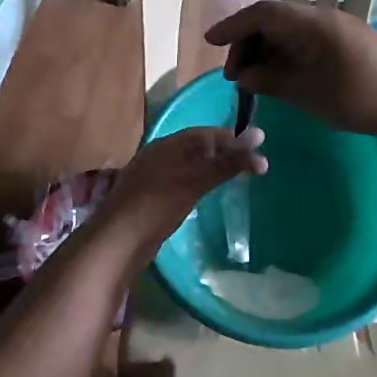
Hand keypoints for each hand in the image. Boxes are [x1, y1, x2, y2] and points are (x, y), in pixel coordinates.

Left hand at [101, 126, 265, 238]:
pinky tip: (207, 195)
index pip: (203, 134)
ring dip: (211, 168)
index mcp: (165, 146)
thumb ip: (225, 163)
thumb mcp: (193, 181)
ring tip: (235, 176)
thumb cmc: (155, 205)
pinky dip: (199, 185)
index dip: (230, 137)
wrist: (117, 242)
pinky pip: (181, 184)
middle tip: (251, 161)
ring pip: (188, 167)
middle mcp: (157, 158)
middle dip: (223, 151)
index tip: (257, 144)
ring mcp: (152, 180)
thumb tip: (259, 140)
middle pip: (196, 149)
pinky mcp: (152, 201)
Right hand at [204, 1, 376, 138]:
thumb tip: (243, 76)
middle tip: (235, 77)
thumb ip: (268, 80)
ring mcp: (336, 28)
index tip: (209, 42)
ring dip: (266, 51)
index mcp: (311, 23)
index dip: (232, 26)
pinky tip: (280, 76)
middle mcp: (322, 17)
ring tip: (254, 80)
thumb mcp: (305, 92)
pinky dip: (285, 55)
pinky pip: (304, 40)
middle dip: (247, 44)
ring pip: (288, 31)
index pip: (262, 14)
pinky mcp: (345, 41)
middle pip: (272, 20)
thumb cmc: (357, 97)